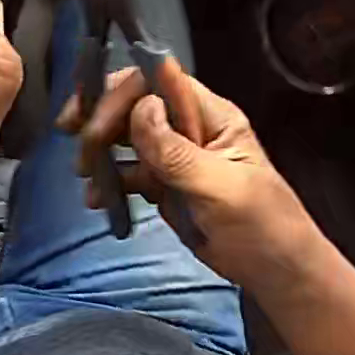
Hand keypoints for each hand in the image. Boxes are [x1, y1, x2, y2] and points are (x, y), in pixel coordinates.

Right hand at [58, 68, 326, 296]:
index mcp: (211, 116)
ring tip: (83, 175)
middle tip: (77, 147)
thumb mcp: (221, 189)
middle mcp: (191, 127)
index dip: (120, 90)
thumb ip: (177, 152)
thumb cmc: (263, 227)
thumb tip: (141, 108)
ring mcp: (176, 156)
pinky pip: (130, 173)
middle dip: (102, 120)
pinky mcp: (166, 185)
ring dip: (100, 151)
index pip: (160, 81)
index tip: (87, 116)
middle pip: (136, 105)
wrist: (277, 274)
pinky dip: (110, 182)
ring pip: (127, 137)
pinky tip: (98, 200)